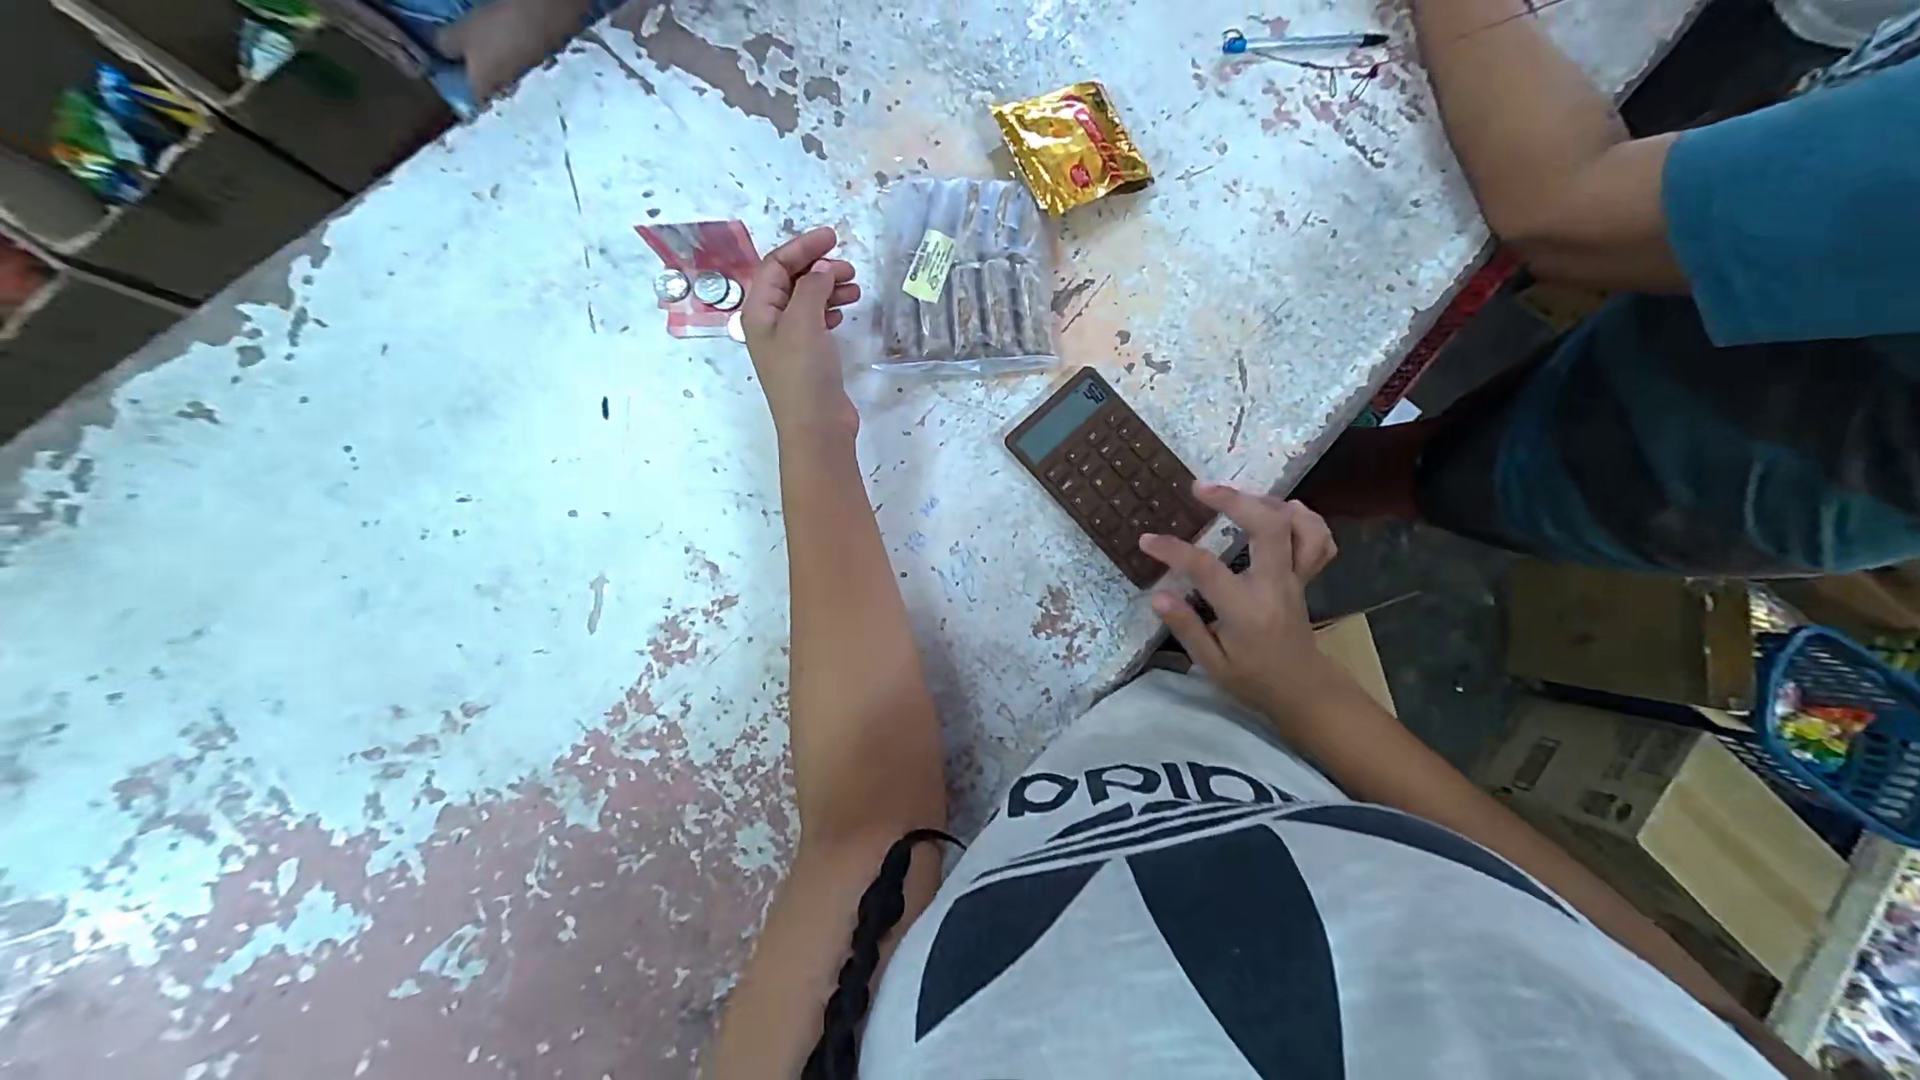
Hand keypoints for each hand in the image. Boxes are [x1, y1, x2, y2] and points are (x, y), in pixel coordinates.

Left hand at [742, 226, 862, 437]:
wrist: (815, 427)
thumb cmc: (804, 374)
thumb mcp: (804, 322)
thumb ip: (812, 288)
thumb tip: (822, 269)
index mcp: (759, 312)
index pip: (776, 266)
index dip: (803, 247)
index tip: (833, 237)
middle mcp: (770, 324)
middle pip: (791, 282)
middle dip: (818, 268)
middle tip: (849, 268)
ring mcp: (789, 343)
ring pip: (807, 302)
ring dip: (829, 289)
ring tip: (855, 288)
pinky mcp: (808, 359)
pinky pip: (816, 323)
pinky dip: (831, 310)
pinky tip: (845, 311)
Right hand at [1139, 482, 1349, 724]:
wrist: (1302, 689)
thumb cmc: (1251, 679)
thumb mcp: (1211, 663)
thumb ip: (1186, 627)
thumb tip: (1158, 595)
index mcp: (1246, 610)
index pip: (1207, 569)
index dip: (1174, 550)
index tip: (1147, 540)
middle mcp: (1276, 586)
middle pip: (1268, 527)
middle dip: (1234, 500)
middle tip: (1201, 488)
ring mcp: (1296, 578)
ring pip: (1300, 525)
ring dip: (1269, 502)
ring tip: (1238, 496)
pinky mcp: (1306, 577)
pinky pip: (1318, 539)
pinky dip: (1304, 518)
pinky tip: (1281, 511)